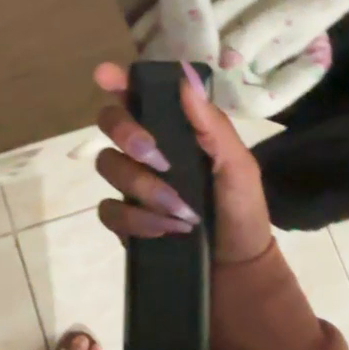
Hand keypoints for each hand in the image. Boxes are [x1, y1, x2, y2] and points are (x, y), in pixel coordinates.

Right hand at [90, 61, 274, 265]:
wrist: (237, 273)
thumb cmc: (241, 211)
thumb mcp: (238, 166)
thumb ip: (212, 124)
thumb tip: (186, 79)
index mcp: (173, 130)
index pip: (139, 96)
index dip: (118, 81)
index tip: (106, 76)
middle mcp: (145, 151)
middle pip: (110, 122)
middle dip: (127, 133)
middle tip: (154, 154)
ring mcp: (131, 185)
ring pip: (108, 165)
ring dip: (143, 185)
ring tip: (180, 209)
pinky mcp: (123, 220)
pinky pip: (109, 209)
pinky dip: (137, 219)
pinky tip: (165, 229)